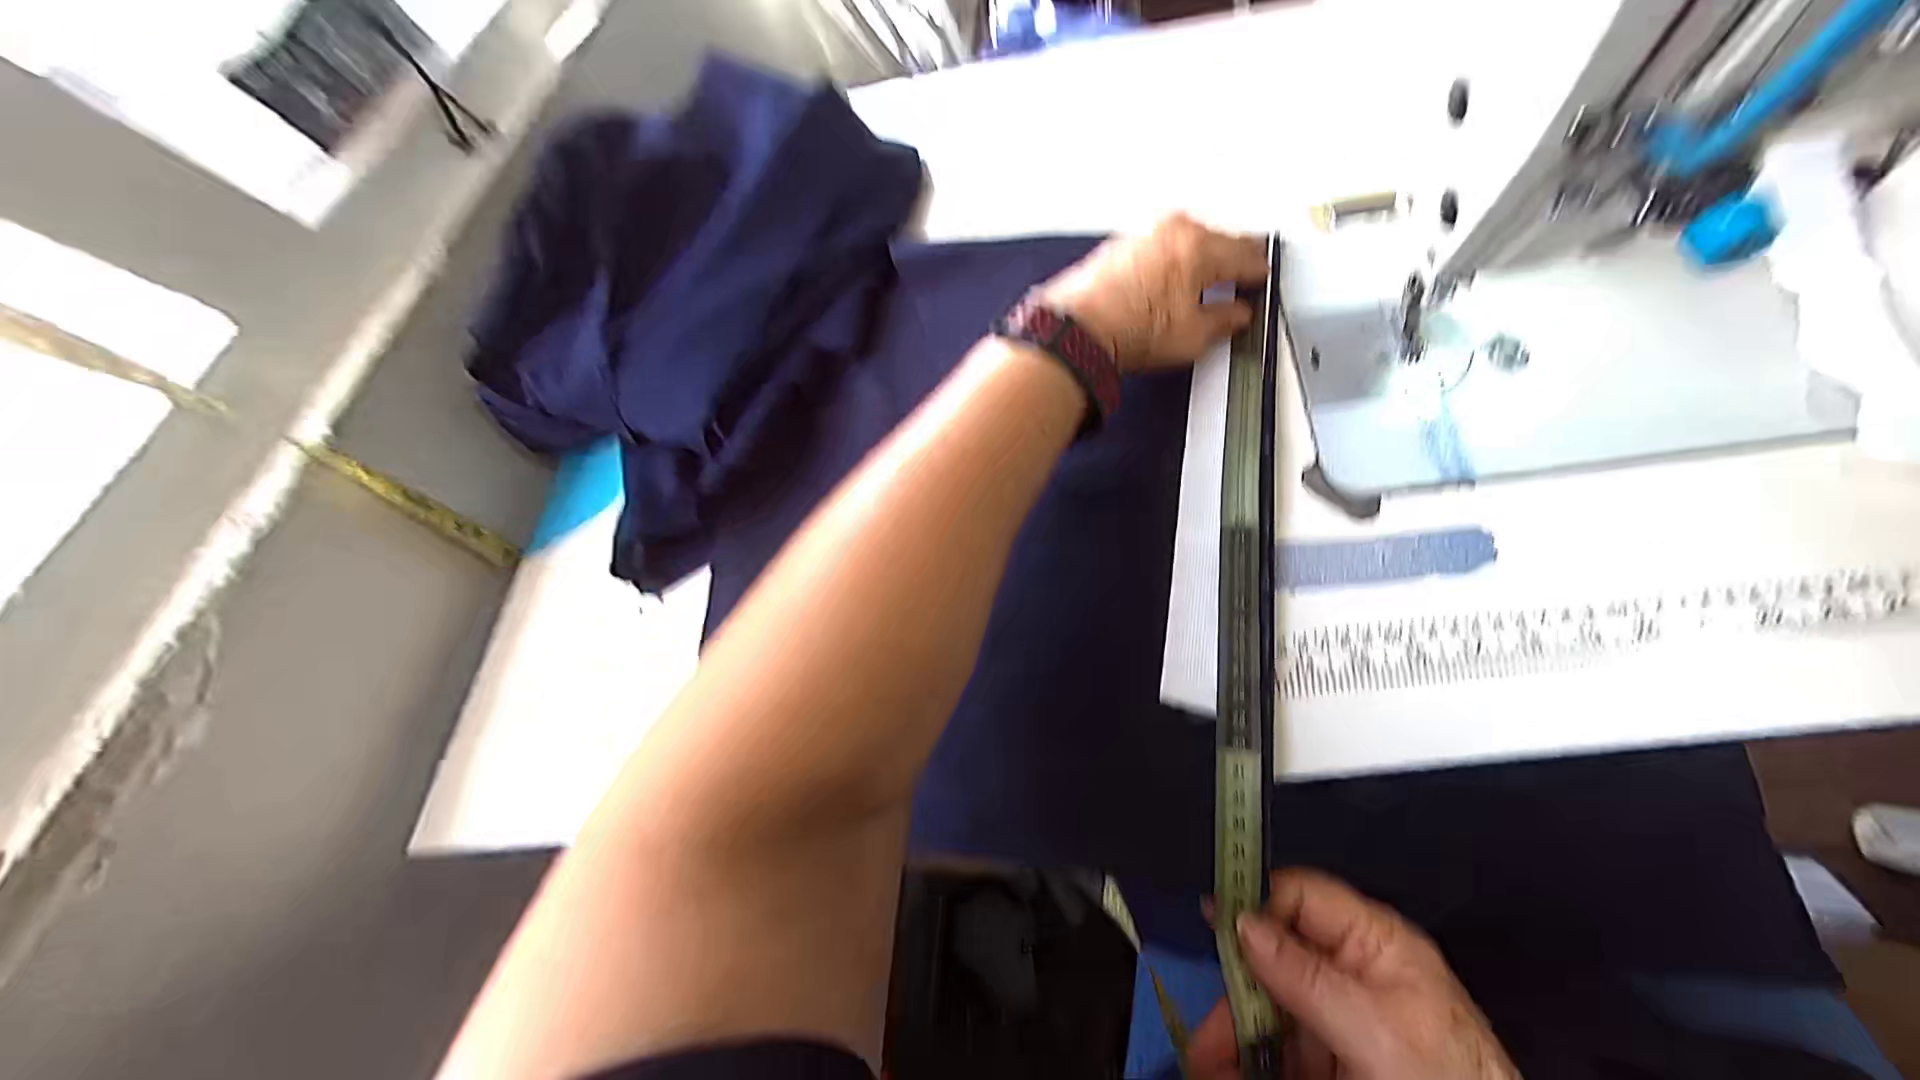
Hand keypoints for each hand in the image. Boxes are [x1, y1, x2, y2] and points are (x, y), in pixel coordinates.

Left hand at [1037, 213, 1267, 372]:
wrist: (1073, 333)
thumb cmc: (1124, 332)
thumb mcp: (1191, 337)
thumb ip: (1225, 321)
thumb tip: (1236, 315)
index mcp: (1200, 247)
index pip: (1247, 255)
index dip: (1259, 273)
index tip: (1261, 282)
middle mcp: (1173, 230)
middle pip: (1218, 242)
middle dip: (1230, 262)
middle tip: (1237, 281)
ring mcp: (1144, 234)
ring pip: (1188, 241)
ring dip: (1199, 259)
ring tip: (1200, 287)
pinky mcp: (1120, 245)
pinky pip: (1160, 248)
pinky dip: (1170, 262)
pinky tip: (1166, 284)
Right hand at [1188, 869, 1518, 1079]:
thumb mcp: (1376, 1031)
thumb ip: (1306, 974)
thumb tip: (1241, 921)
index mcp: (1375, 944)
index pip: (1301, 896)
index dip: (1256, 902)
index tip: (1212, 922)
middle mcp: (1352, 971)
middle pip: (1272, 957)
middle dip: (1234, 993)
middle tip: (1207, 1037)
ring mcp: (1341, 1018)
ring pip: (1268, 1006)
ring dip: (1233, 1034)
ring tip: (1209, 1066)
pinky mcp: (1334, 1056)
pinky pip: (1279, 1045)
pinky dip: (1250, 1057)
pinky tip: (1228, 1069)